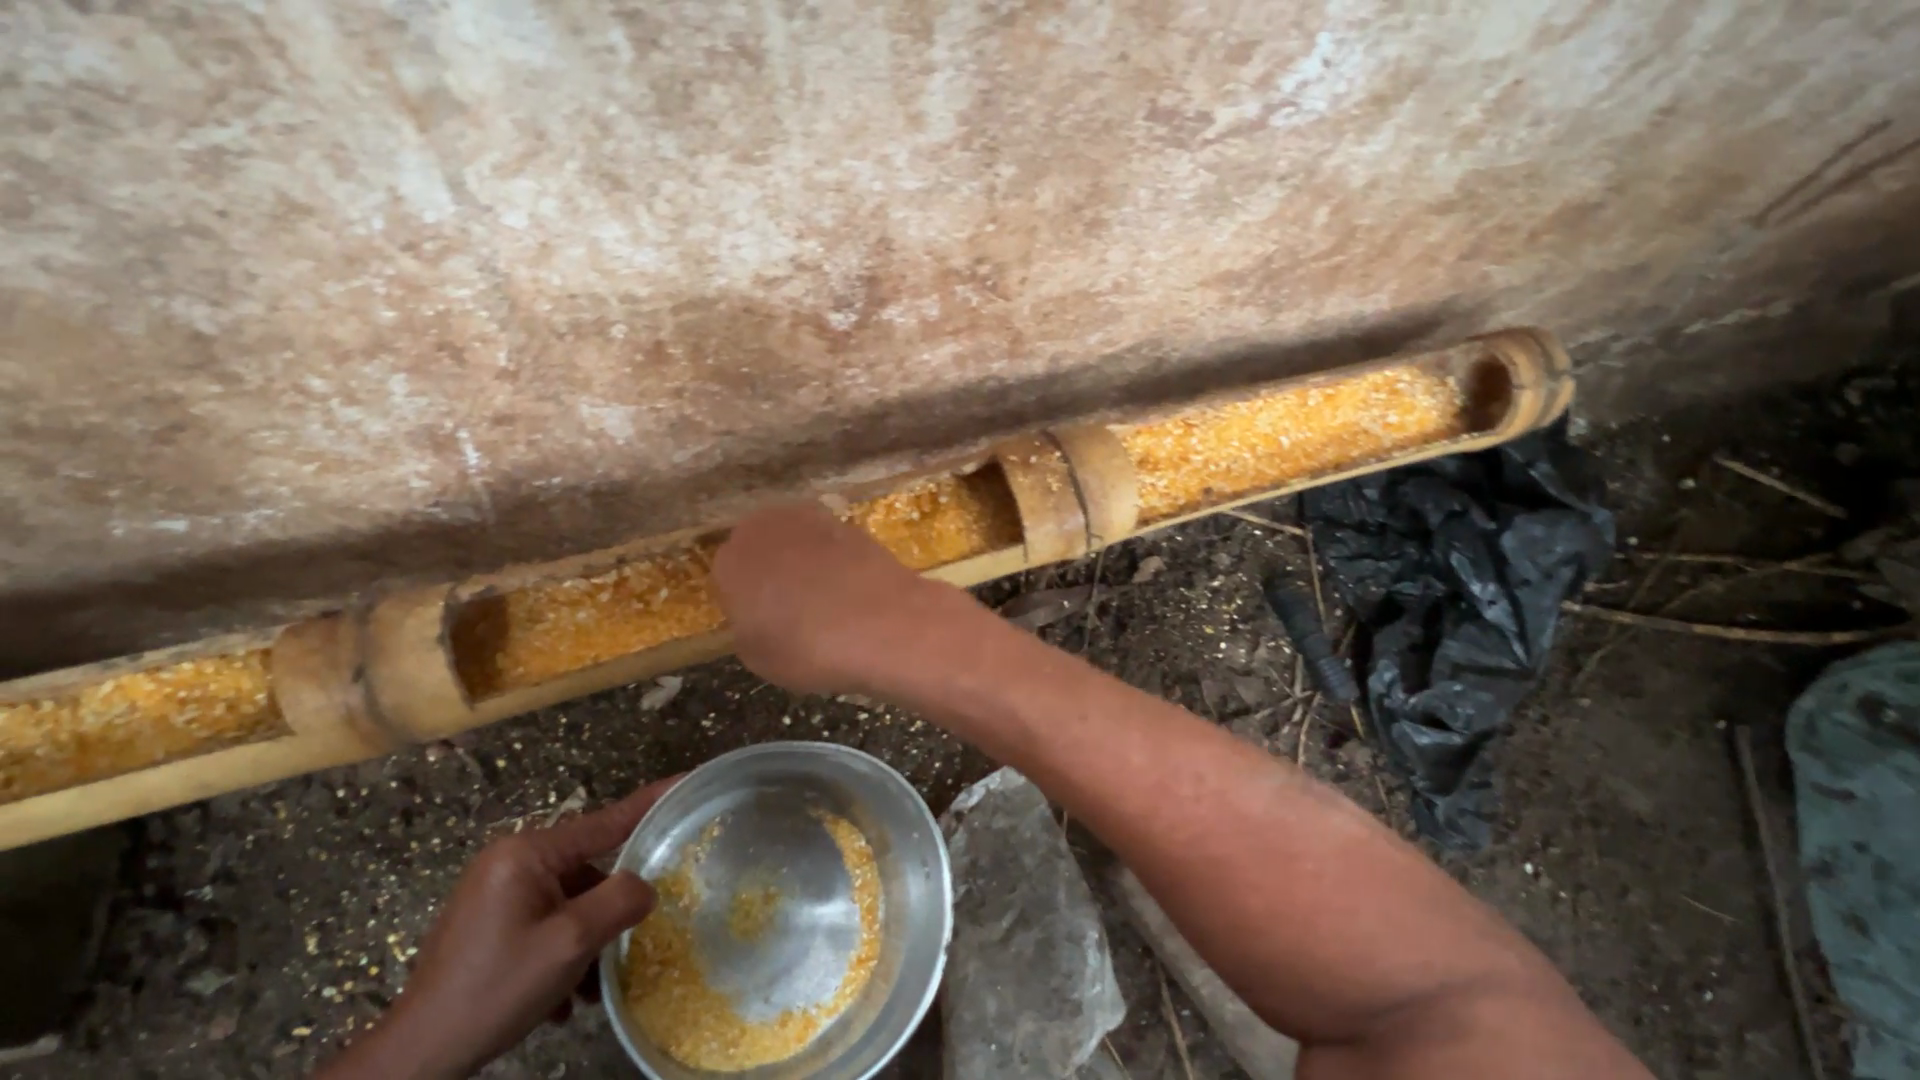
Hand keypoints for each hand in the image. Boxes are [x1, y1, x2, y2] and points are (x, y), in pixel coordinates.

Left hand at [318, 779, 675, 1078]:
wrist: (419, 1054)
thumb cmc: (495, 988)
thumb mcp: (570, 943)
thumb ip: (619, 902)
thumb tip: (645, 886)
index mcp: (527, 853)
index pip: (605, 821)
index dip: (649, 803)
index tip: (686, 781)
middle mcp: (510, 861)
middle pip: (587, 870)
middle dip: (610, 910)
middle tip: (632, 939)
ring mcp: (495, 892)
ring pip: (568, 904)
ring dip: (586, 943)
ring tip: (589, 990)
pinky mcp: (488, 923)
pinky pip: (544, 923)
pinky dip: (561, 954)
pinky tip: (563, 999)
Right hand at [714, 502, 966, 694]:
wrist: (882, 624)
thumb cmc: (807, 648)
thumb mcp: (758, 656)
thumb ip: (748, 627)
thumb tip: (761, 616)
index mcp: (731, 561)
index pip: (726, 577)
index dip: (744, 601)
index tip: (762, 623)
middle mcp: (765, 528)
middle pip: (760, 548)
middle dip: (771, 572)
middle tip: (791, 609)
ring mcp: (812, 520)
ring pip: (796, 542)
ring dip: (805, 563)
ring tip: (826, 601)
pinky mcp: (851, 524)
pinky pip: (831, 546)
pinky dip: (837, 563)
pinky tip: (852, 590)